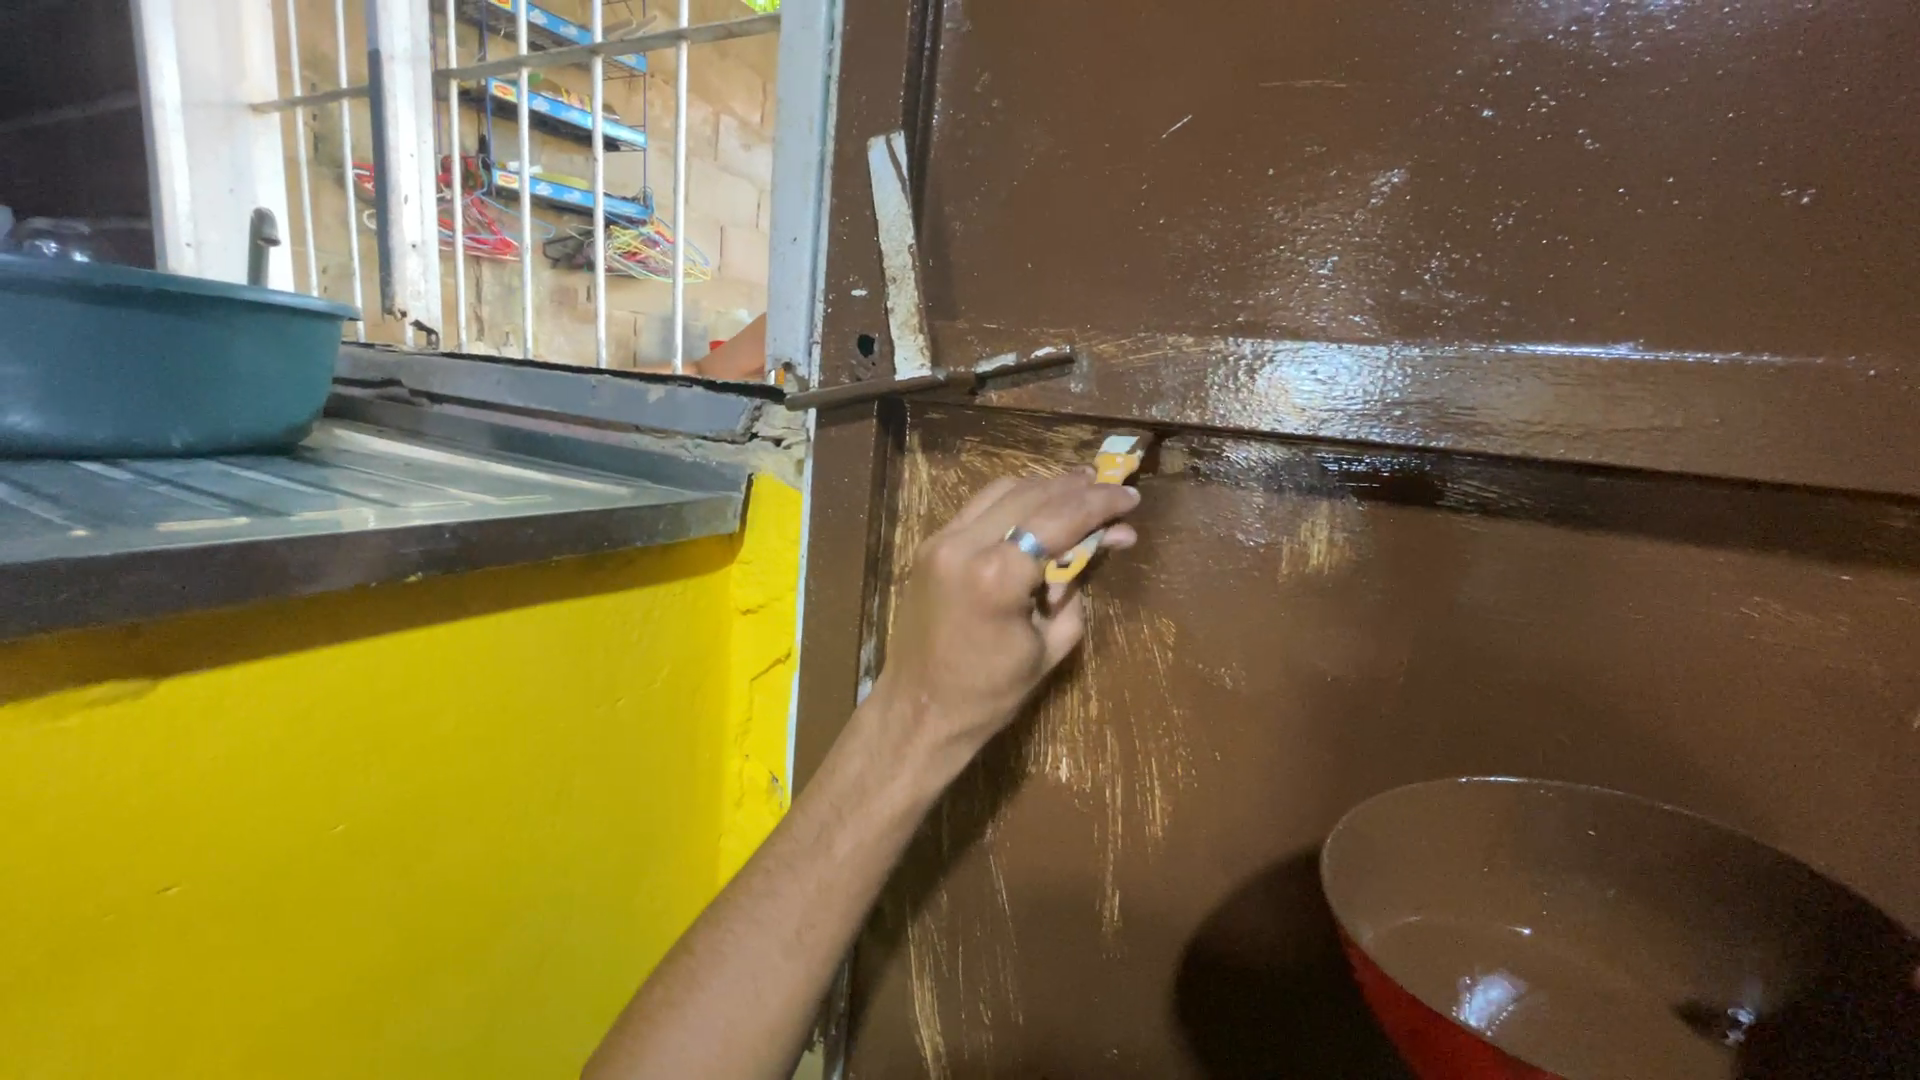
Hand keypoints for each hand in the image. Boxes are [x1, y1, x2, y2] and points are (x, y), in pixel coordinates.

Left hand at [869, 471, 1141, 779]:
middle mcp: (963, 545)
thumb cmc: (991, 693)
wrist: (920, 710)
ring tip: (1080, 492)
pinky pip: (979, 507)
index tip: (1130, 496)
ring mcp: (940, 541)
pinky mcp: (929, 546)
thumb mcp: (1052, 644)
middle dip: (1076, 489)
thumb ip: (1078, 583)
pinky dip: (1013, 501)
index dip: (1099, 503)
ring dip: (1044, 488)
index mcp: (996, 576)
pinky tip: (1038, 509)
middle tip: (1110, 490)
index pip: (1058, 519)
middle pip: (1031, 494)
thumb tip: (1107, 538)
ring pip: (1002, 490)